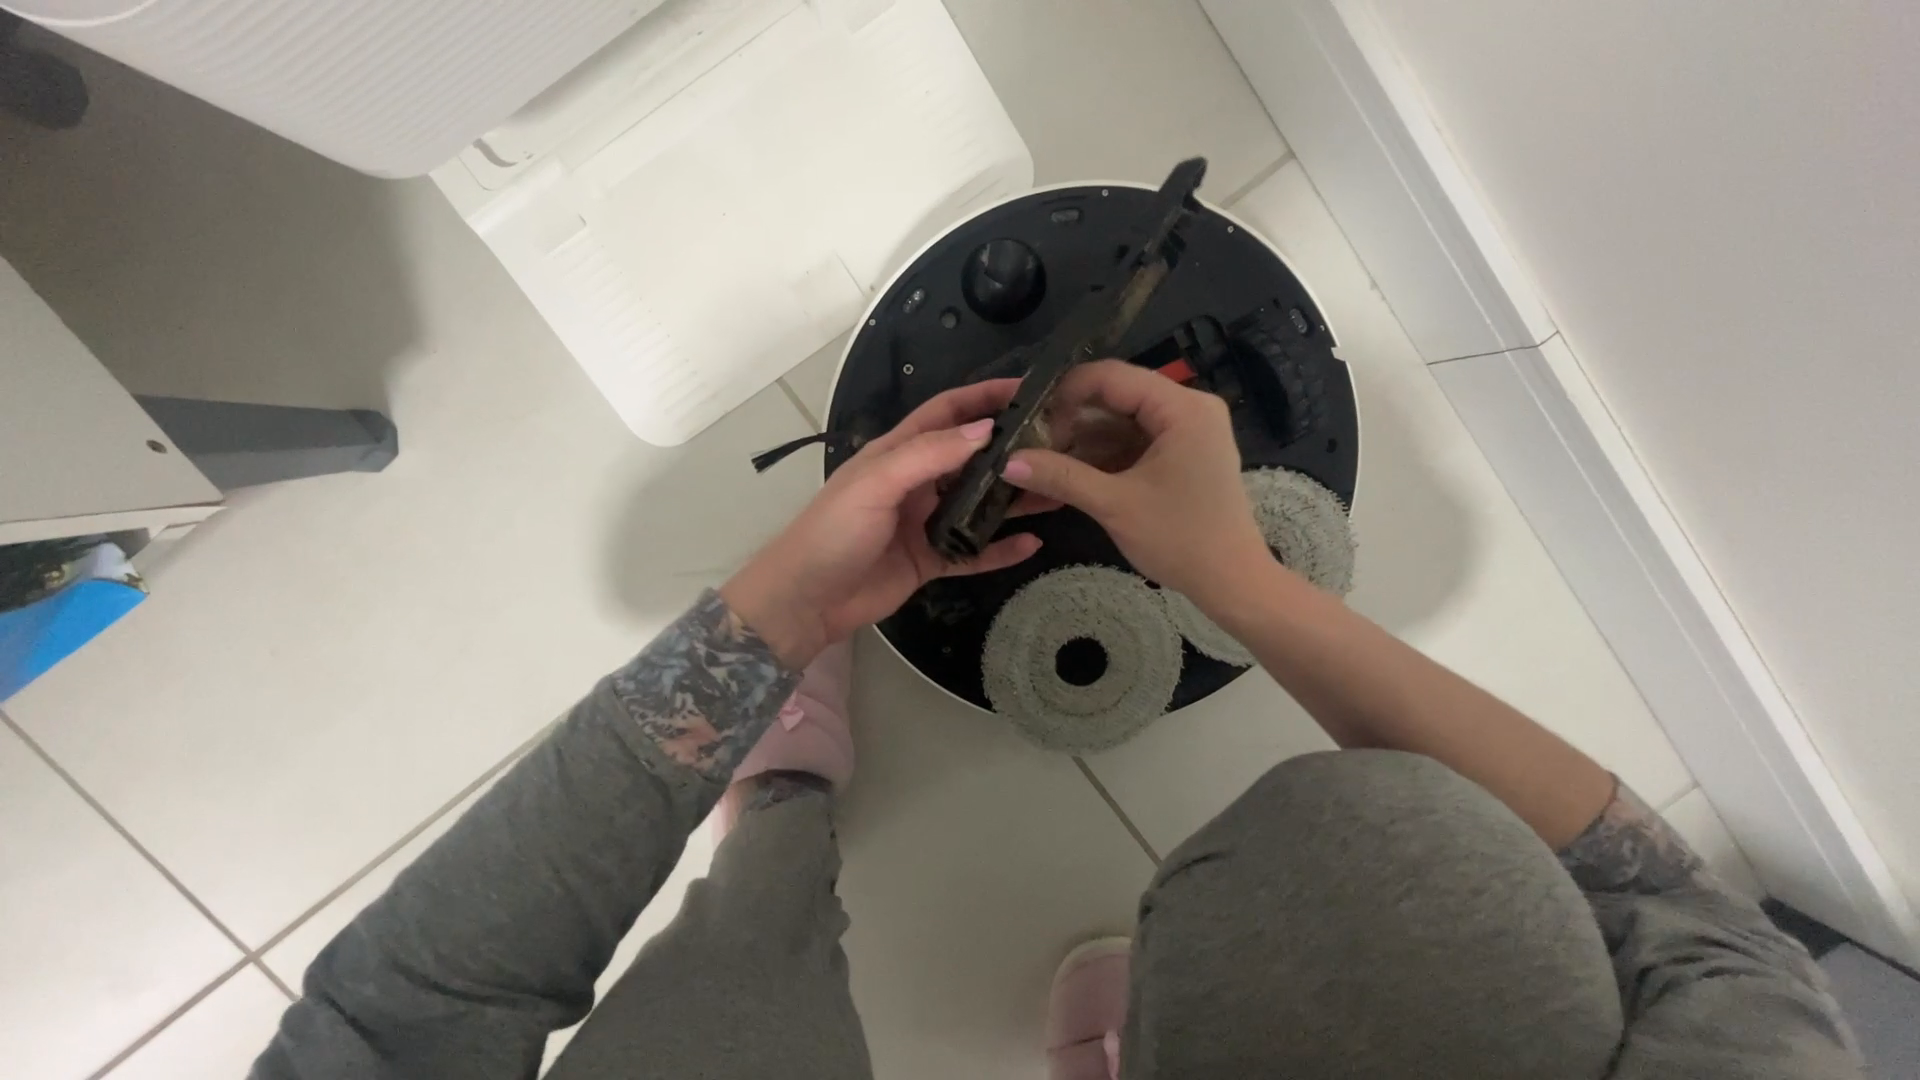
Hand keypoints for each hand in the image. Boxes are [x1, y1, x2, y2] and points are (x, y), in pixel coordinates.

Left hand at [722, 379, 1043, 666]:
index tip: (1029, 391)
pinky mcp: (930, 561)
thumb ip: (928, 455)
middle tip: (1058, 444)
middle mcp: (917, 483)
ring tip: (1058, 490)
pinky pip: (973, 552)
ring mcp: (925, 523)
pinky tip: (1032, 544)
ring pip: (979, 505)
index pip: (947, 413)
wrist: (806, 600)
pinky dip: (1000, 549)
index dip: (984, 397)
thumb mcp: (877, 483)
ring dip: (1014, 498)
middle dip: (1010, 448)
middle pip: (972, 458)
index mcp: (898, 453)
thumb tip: (984, 429)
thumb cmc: (833, 531)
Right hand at [1002, 359, 1270, 606]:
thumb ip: (1060, 477)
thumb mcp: (1114, 505)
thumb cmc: (1180, 539)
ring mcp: (1187, 431)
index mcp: (1182, 407)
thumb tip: (1005, 462)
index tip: (1028, 421)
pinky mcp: (1181, 454)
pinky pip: (1133, 442)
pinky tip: (1068, 474)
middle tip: (1030, 444)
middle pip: (1115, 397)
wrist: (1231, 582)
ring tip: (1041, 462)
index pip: (1111, 376)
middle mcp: (1188, 407)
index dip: (1064, 393)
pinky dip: (1102, 457)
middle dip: (1070, 420)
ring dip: (1082, 442)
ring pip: (1120, 422)